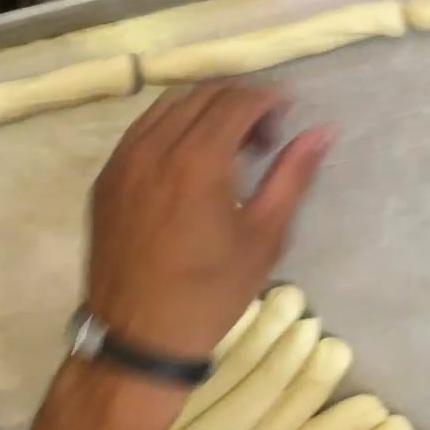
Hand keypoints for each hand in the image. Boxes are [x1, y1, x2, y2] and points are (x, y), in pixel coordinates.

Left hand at [86, 82, 333, 361]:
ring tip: (228, 147)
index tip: (288, 115)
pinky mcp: (106, 176)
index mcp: (197, 162)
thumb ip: (293, 175)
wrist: (139, 336)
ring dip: (206, 109)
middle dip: (240, 102)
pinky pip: (142, 129)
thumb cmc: (211, 292)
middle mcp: (154, 147)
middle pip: (203, 93)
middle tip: (263, 138)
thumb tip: (323, 131)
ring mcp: (123, 159)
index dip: (268, 99)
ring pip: (169, 105)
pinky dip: (173, 126)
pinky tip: (190, 160)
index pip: (236, 100)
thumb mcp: (264, 237)